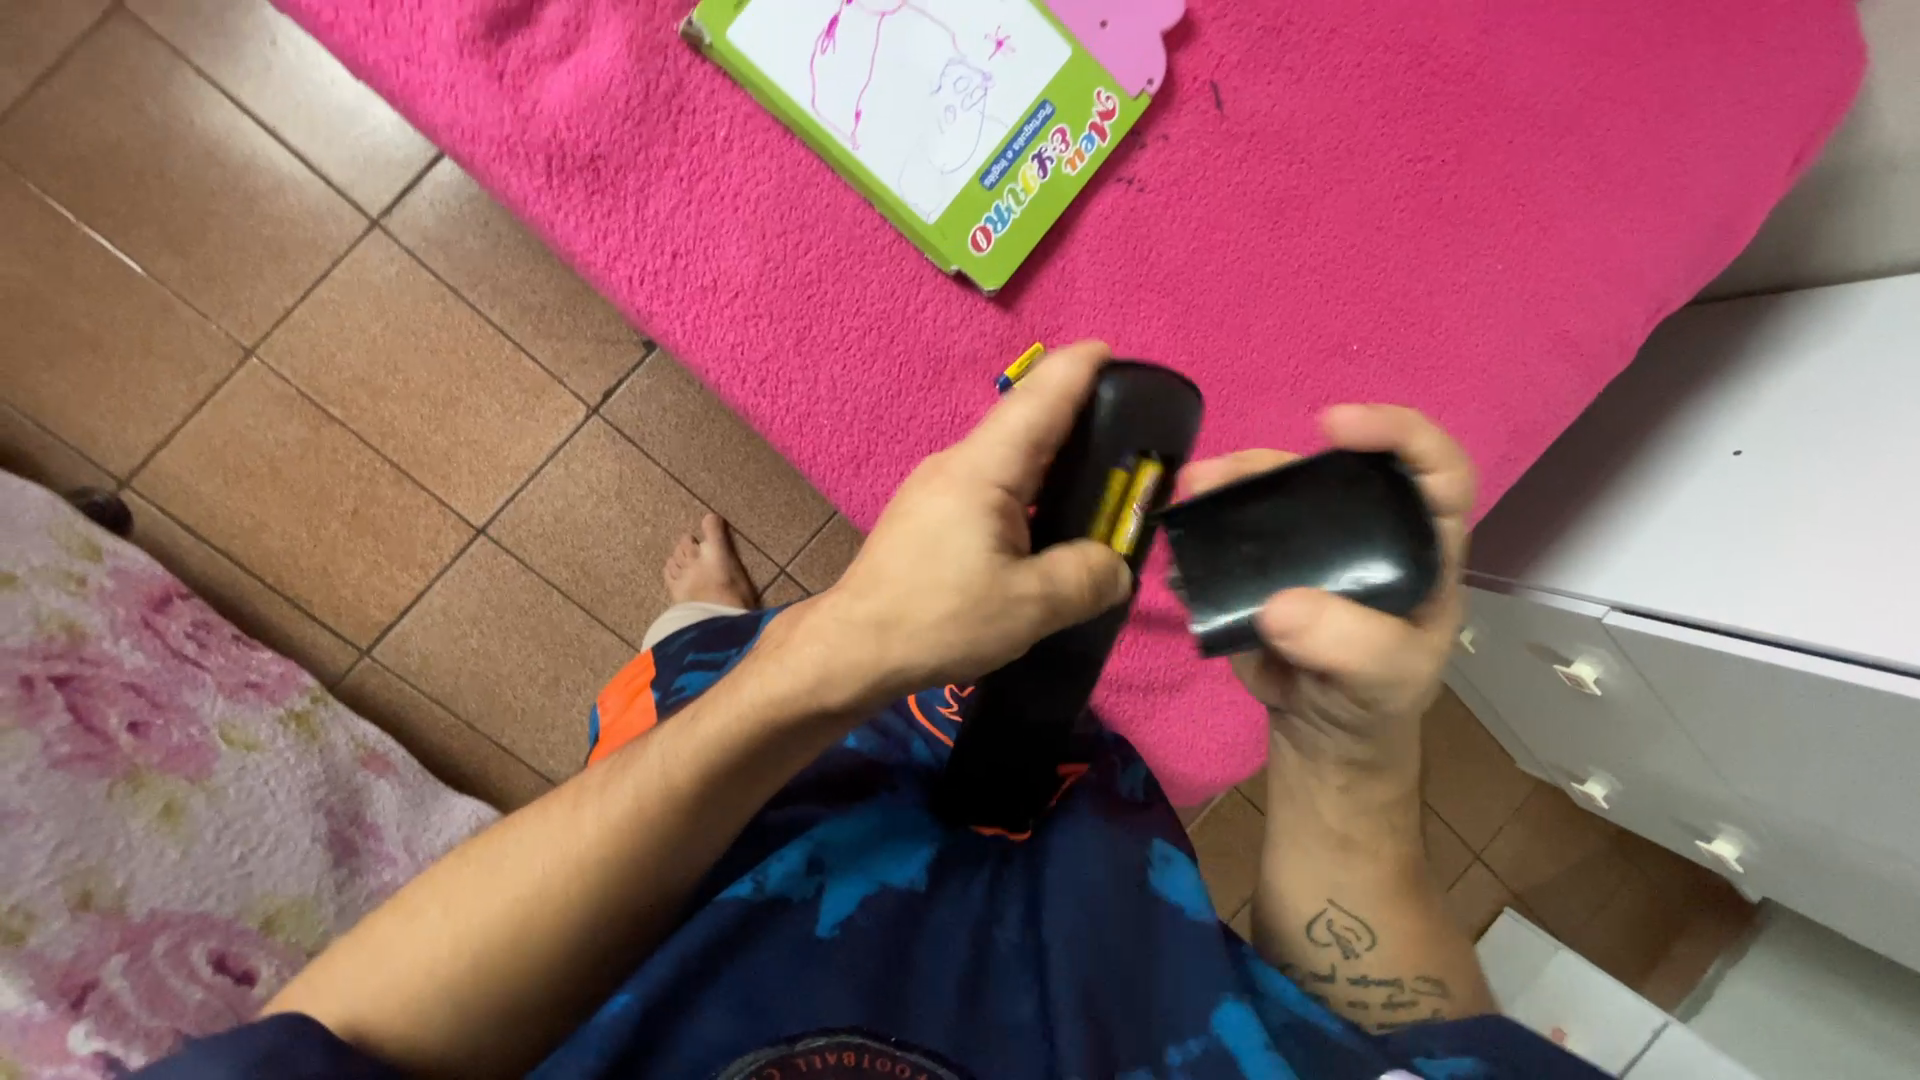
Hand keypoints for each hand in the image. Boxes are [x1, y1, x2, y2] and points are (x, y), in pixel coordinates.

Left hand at [811, 341, 1133, 703]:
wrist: (855, 648)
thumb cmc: (940, 618)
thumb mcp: (1030, 606)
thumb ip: (1087, 578)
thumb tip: (1116, 566)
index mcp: (983, 470)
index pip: (1038, 401)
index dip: (1078, 370)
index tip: (1110, 352)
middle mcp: (955, 465)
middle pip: (1023, 424)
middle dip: (1073, 415)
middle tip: (1124, 426)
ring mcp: (934, 489)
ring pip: (1004, 457)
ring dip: (1049, 458)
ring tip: (1092, 475)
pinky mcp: (926, 516)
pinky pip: (987, 485)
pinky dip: (1025, 489)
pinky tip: (1042, 518)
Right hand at [1180, 406, 1475, 777]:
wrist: (1318, 729)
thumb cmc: (1373, 698)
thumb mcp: (1386, 677)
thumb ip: (1350, 644)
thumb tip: (1277, 605)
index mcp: (1417, 545)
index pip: (1431, 471)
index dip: (1396, 434)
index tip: (1335, 427)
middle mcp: (1364, 531)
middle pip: (1326, 473)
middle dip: (1272, 461)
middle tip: (1220, 472)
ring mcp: (1307, 547)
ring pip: (1270, 496)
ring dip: (1227, 484)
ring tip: (1191, 489)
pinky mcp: (1260, 568)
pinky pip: (1230, 536)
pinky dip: (1202, 529)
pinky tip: (1181, 539)